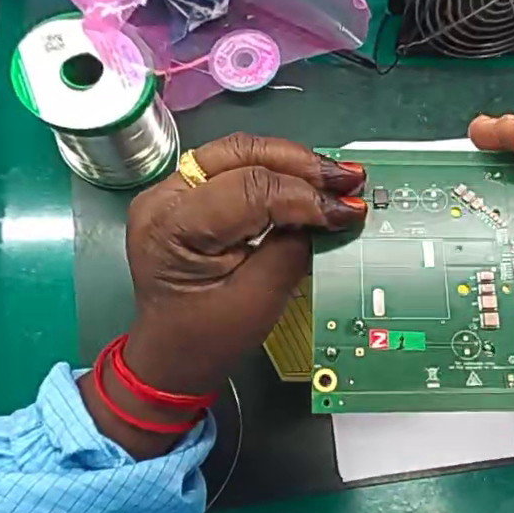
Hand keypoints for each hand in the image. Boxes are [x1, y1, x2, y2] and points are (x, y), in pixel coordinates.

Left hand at [82, 133, 368, 456]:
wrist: (171, 358)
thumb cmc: (207, 341)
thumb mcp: (256, 302)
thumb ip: (290, 252)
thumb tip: (326, 215)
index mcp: (171, 226)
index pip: (248, 190)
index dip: (304, 197)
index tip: (348, 212)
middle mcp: (164, 197)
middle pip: (241, 155)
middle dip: (301, 165)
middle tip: (349, 181)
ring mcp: (172, 192)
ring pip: (240, 154)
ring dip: (292, 163)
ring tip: (336, 179)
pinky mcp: (188, 197)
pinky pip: (235, 170)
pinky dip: (276, 174)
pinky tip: (307, 184)